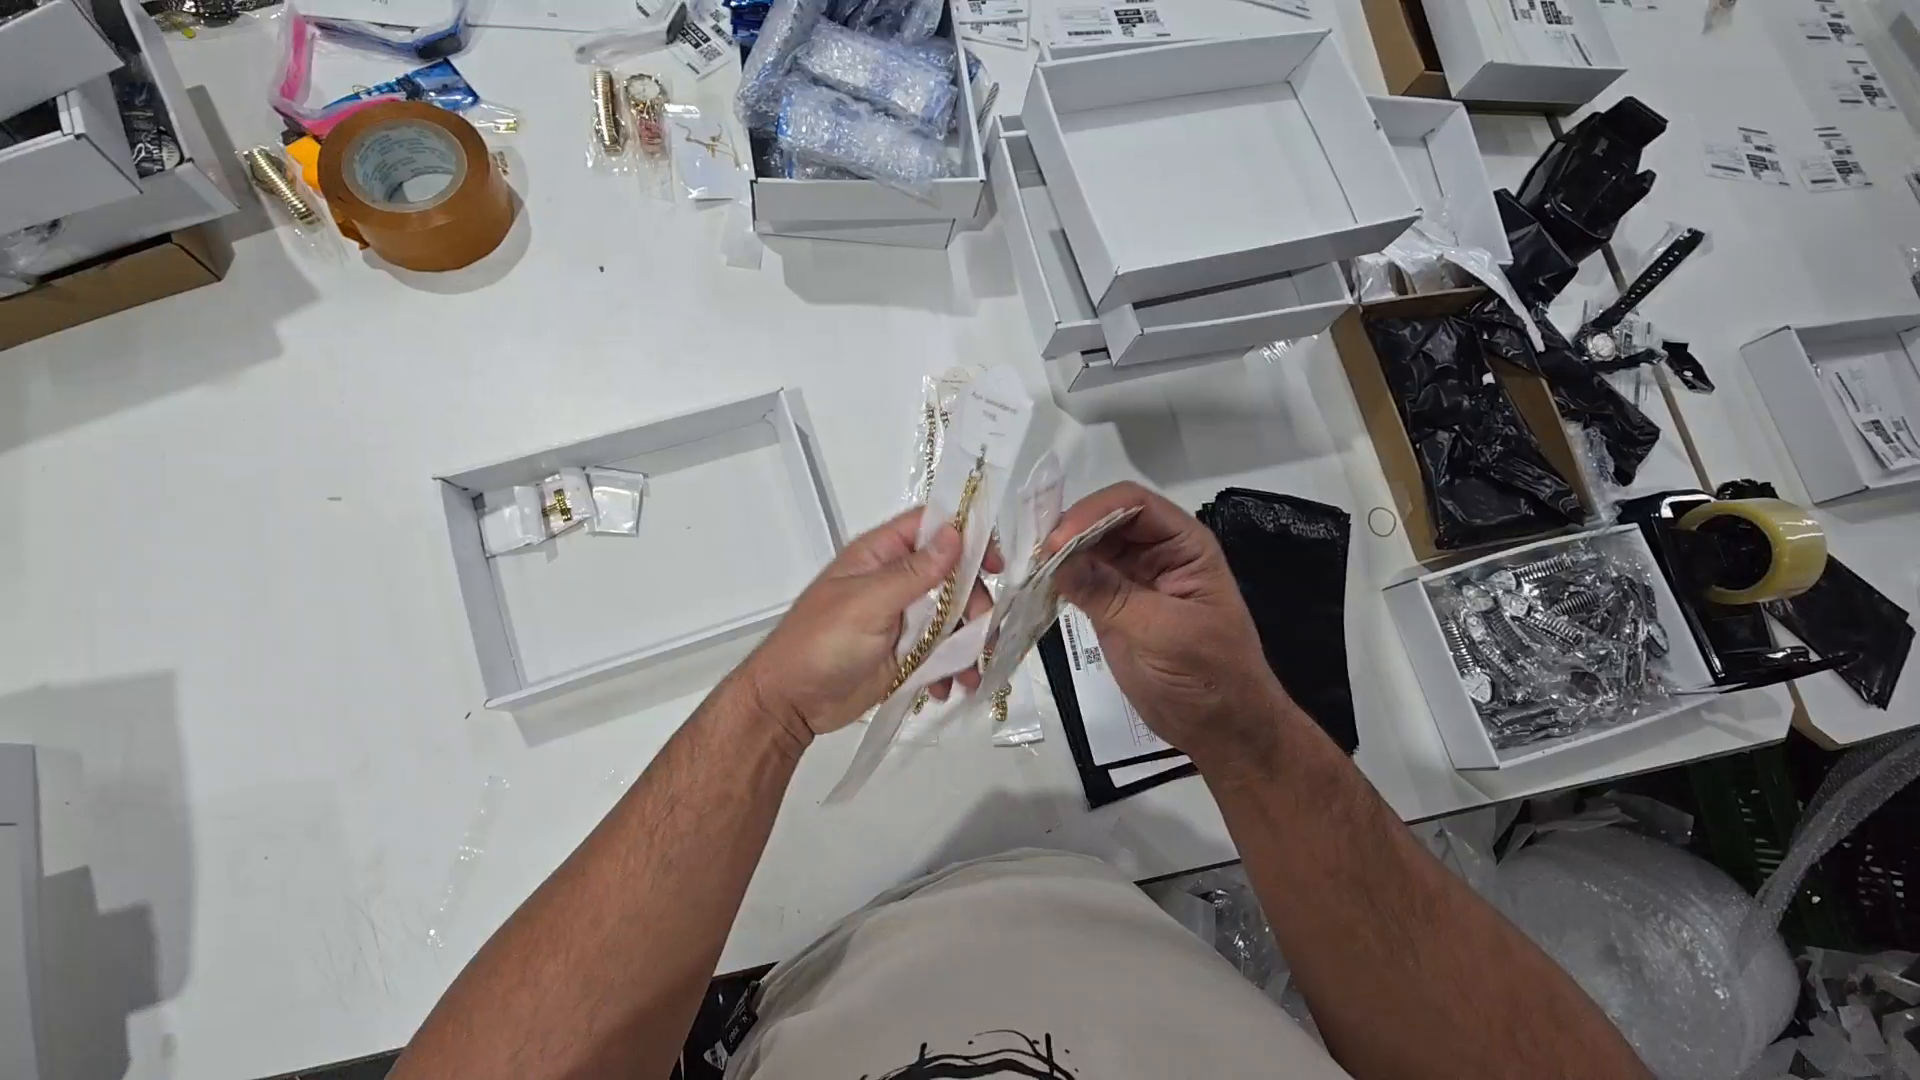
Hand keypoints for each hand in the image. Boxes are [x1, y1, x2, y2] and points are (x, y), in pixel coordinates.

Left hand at [742, 506, 1000, 752]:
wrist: (790, 703)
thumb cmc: (819, 644)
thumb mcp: (868, 602)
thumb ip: (914, 572)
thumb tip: (954, 534)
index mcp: (879, 556)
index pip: (930, 527)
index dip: (966, 535)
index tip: (994, 562)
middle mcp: (894, 582)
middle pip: (952, 576)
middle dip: (974, 601)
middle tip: (983, 627)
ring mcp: (901, 619)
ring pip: (952, 617)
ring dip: (969, 641)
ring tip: (973, 670)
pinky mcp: (905, 653)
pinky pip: (942, 652)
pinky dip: (952, 668)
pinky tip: (948, 687)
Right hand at [1044, 482, 1288, 759]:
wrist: (1222, 729)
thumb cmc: (1210, 677)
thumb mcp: (1164, 633)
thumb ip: (1110, 595)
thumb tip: (1056, 559)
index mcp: (1183, 544)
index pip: (1133, 504)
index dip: (1092, 512)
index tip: (1055, 541)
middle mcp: (1155, 551)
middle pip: (1103, 520)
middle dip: (1066, 530)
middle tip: (1028, 556)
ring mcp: (1130, 578)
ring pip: (1085, 547)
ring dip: (1055, 554)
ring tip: (1022, 569)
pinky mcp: (1109, 605)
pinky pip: (1077, 578)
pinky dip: (1054, 579)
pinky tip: (1032, 587)